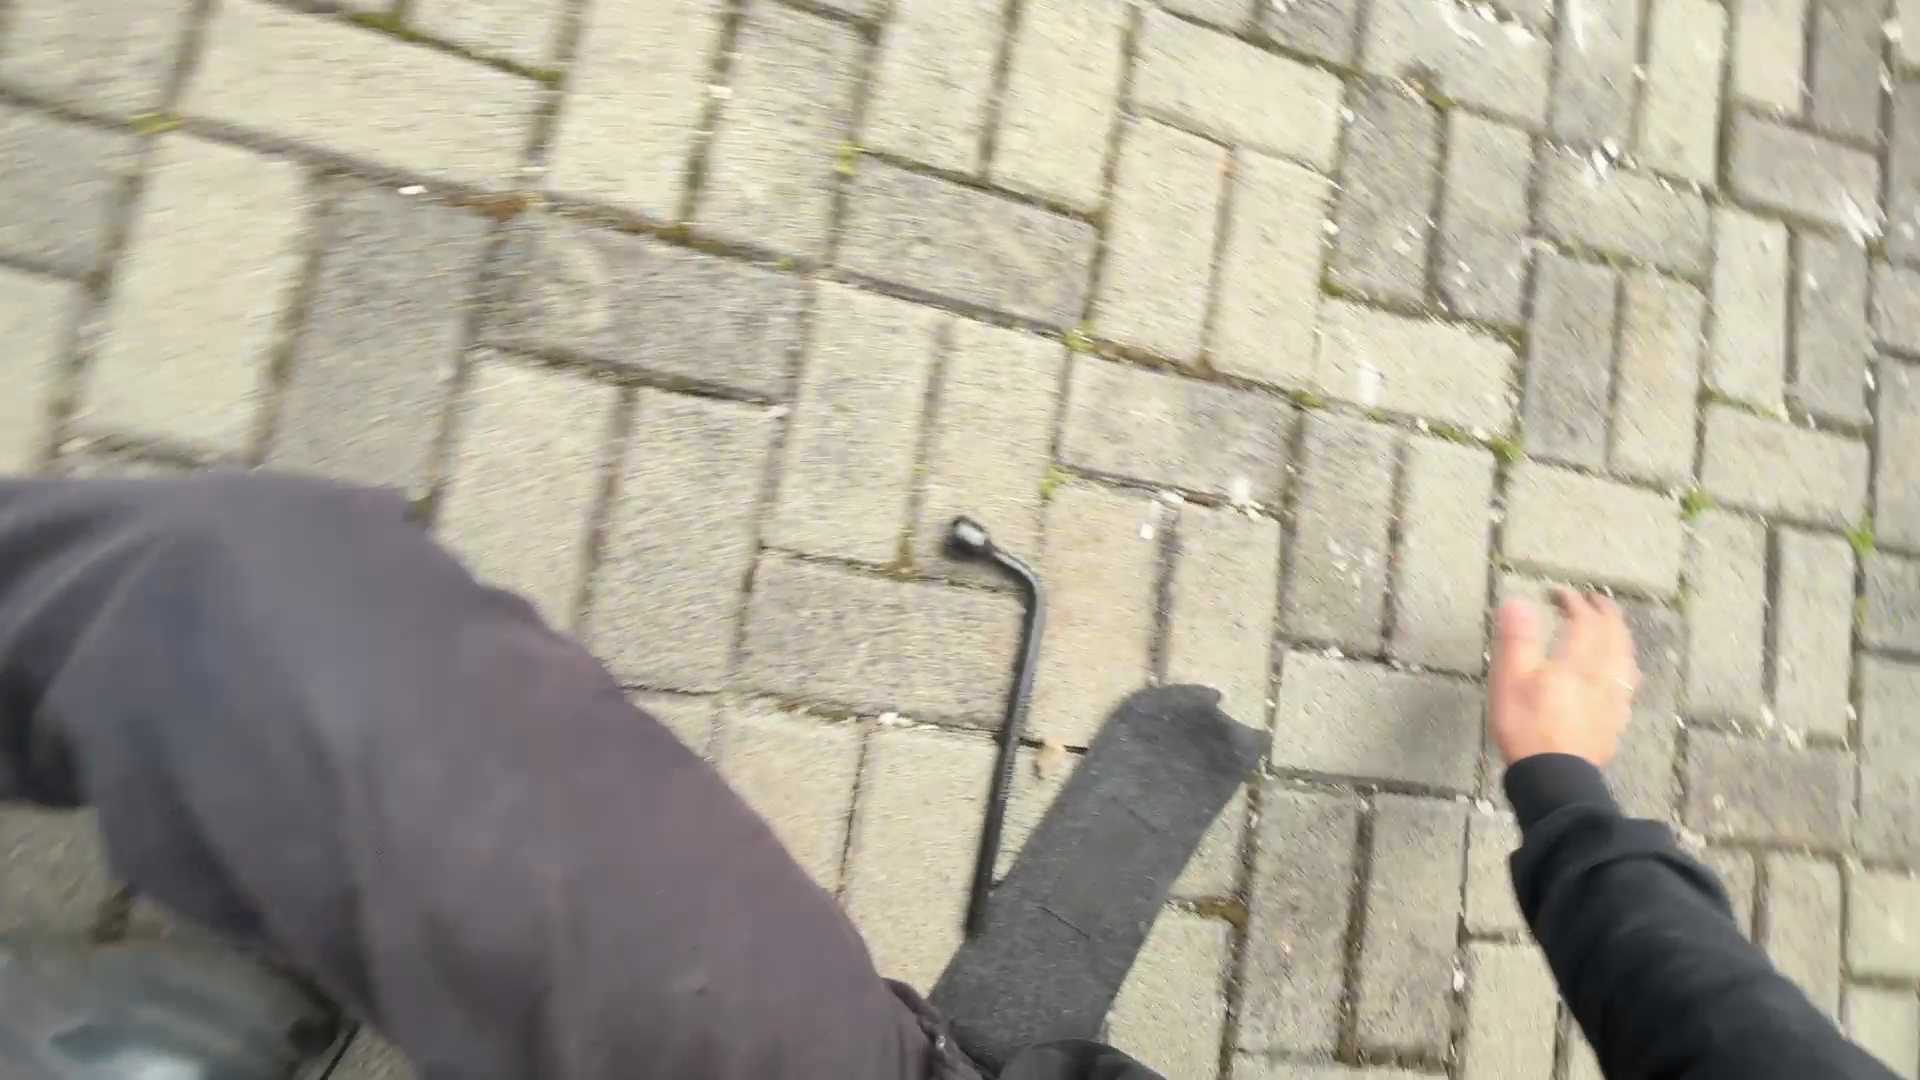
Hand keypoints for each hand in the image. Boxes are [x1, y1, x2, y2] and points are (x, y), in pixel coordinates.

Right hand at [1489, 589, 1639, 767]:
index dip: (1574, 603)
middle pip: (1615, 638)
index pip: (1585, 623)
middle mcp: (1603, 676)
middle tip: (1593, 600)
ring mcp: (1614, 699)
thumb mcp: (1510, 678)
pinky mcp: (1615, 719)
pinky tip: (1616, 673)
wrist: (1555, 773)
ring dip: (1620, 637)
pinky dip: (1622, 665)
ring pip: (1627, 660)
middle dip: (1605, 615)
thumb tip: (1518, 602)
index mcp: (1578, 663)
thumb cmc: (1526, 723)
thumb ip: (1517, 639)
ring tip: (1610, 629)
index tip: (1558, 593)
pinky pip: (1627, 683)